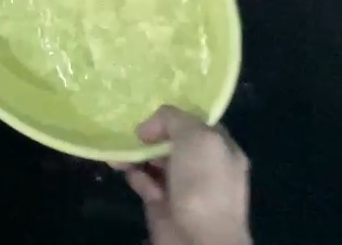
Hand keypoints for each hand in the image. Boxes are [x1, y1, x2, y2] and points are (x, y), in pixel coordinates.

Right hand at [116, 106, 251, 244]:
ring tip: (119, 152)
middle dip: (149, 134)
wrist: (199, 240)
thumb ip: (173, 118)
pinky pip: (142, 179)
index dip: (175, 115)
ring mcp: (182, 185)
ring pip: (152, 158)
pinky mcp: (162, 201)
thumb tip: (150, 128)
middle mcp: (204, 167)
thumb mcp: (196, 136)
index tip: (151, 110)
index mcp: (221, 150)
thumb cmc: (204, 185)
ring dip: (134, 152)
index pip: (196, 122)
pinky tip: (128, 172)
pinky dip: (133, 174)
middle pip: (170, 140)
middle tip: (134, 133)